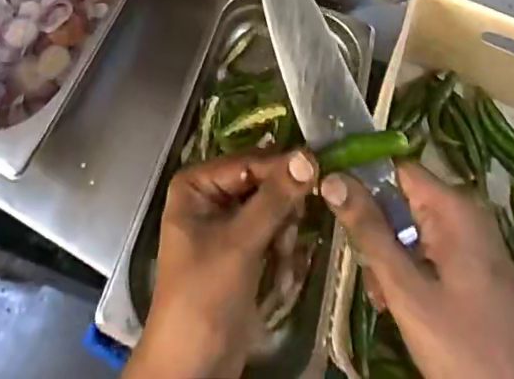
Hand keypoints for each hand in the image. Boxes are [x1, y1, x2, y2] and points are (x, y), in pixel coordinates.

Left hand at [126, 149, 318, 378]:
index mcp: (197, 184)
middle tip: (291, 234)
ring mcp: (227, 224)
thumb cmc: (204, 296)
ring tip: (282, 260)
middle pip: (263, 183)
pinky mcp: (243, 251)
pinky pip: (273, 234)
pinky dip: (281, 252)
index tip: (320, 171)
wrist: (193, 367)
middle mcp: (211, 196)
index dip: (283, 167)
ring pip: (273, 209)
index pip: (249, 162)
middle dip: (282, 210)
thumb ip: (274, 199)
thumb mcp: (239, 244)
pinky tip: (281, 275)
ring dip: (284, 234)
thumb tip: (308, 157)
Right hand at [324, 161, 513, 378]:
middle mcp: (465, 212)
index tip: (330, 199)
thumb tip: (332, 177)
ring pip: (411, 228)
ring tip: (383, 297)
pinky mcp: (474, 267)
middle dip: (375, 229)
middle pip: (401, 198)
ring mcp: (473, 240)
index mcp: (453, 206)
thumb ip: (369, 232)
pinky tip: (402, 304)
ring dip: (389, 256)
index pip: (393, 166)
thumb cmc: (466, 347)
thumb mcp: (408, 291)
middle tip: (366, 272)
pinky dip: (409, 270)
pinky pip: (429, 250)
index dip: (359, 178)